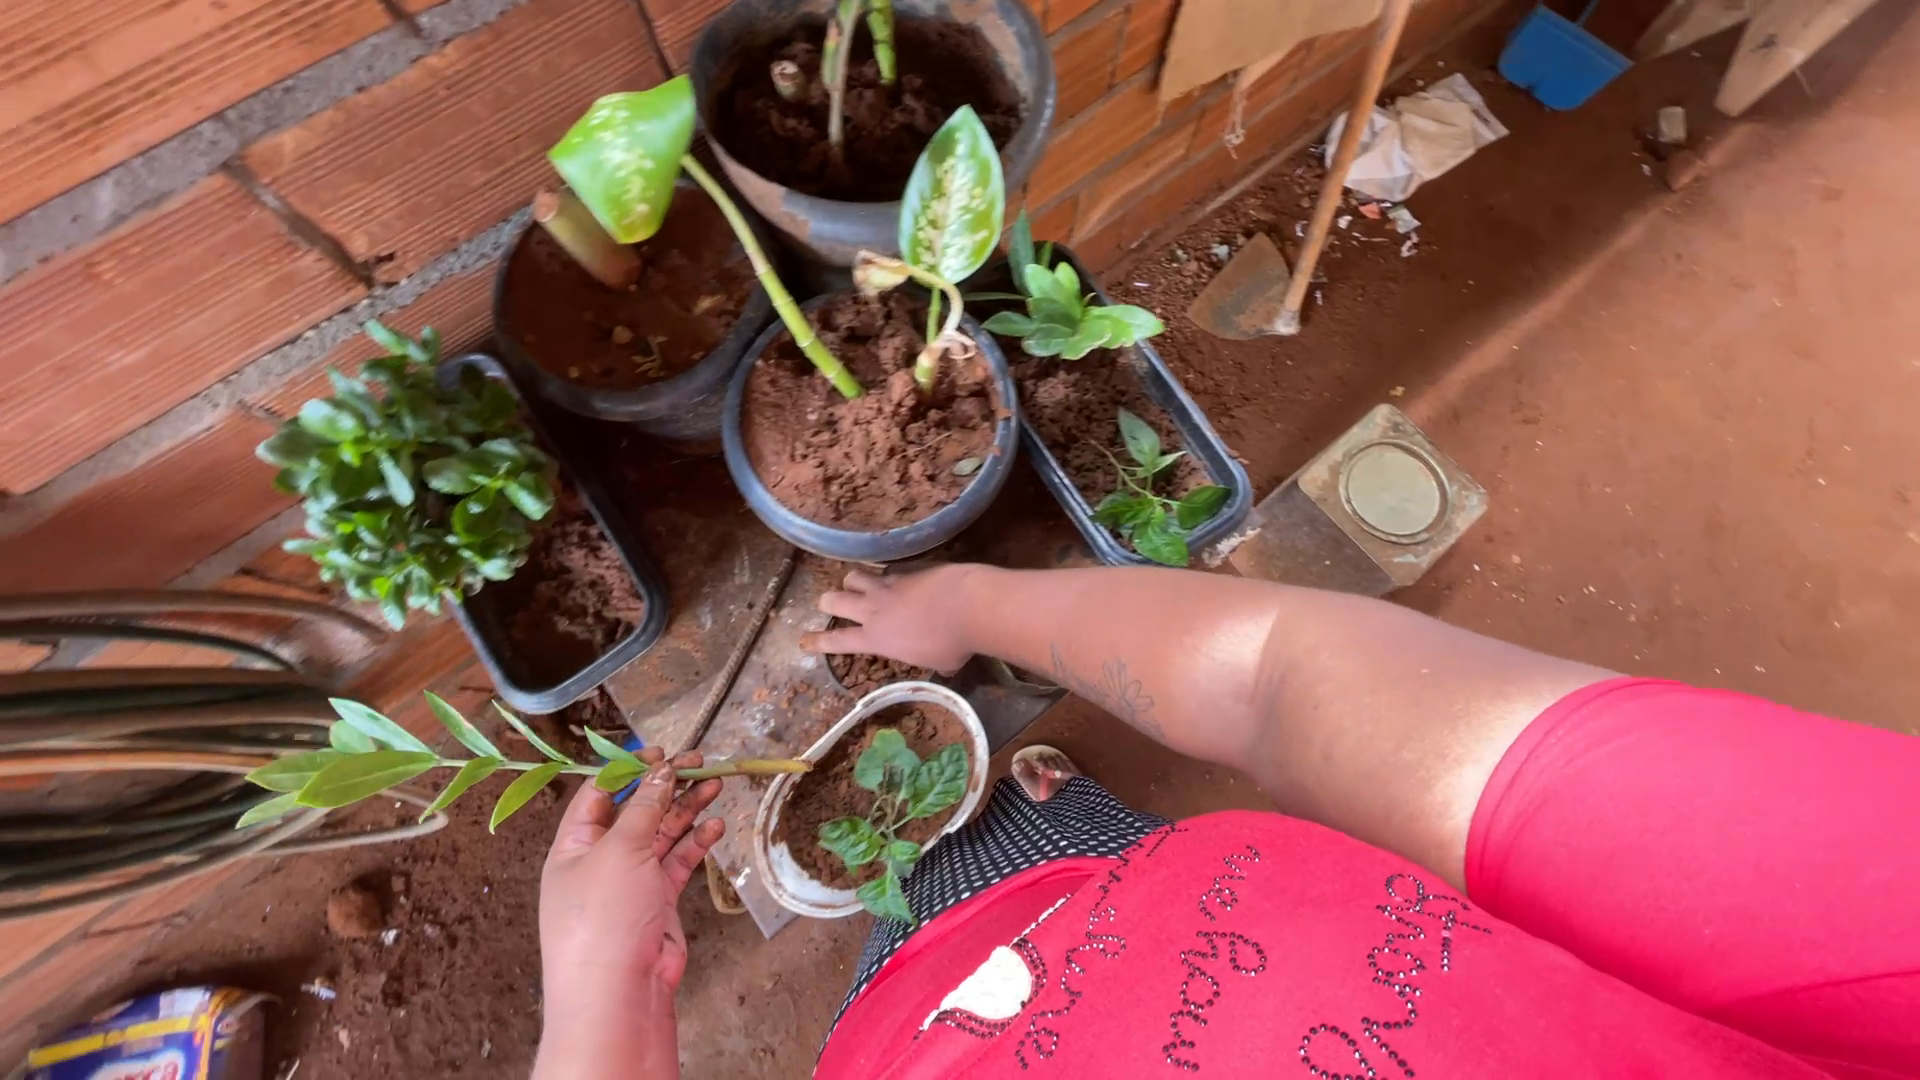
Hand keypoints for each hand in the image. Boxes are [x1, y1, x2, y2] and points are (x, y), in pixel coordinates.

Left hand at [532, 749, 723, 1079]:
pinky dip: (697, 841)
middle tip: (700, 762)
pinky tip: (716, 826)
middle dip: (667, 785)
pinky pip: (678, 861)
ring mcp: (631, 881)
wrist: (617, 994)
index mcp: (574, 847)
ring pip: (662, 832)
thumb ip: (645, 805)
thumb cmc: (604, 916)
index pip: (599, 795)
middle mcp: (601, 860)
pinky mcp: (658, 899)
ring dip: (688, 808)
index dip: (629, 769)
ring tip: (717, 784)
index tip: (661, 751)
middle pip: (637, 810)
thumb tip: (663, 768)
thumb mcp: (620, 850)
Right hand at [801, 564, 979, 672]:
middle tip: (829, 605)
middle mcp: (873, 609)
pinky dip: (885, 574)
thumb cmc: (953, 643)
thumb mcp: (940, 662)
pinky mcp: (906, 568)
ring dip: (852, 582)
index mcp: (876, 638)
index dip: (818, 641)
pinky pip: (885, 569)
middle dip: (828, 603)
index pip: (838, 641)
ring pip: (854, 576)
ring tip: (858, 586)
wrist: (968, 604)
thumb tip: (945, 666)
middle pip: (834, 600)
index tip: (804, 640)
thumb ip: (934, 662)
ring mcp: (888, 584)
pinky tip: (897, 577)